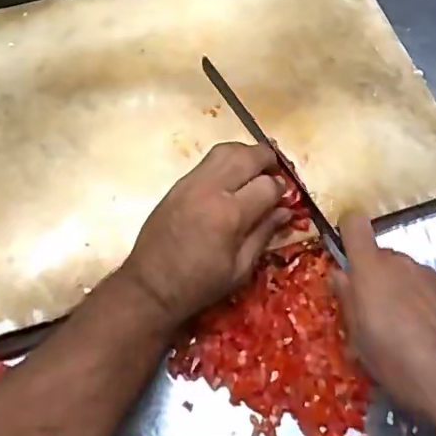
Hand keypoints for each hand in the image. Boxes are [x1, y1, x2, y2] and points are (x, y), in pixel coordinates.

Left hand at [118, 143, 291, 329]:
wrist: (150, 285)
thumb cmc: (199, 284)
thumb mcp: (240, 269)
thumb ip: (264, 233)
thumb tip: (286, 210)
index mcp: (229, 215)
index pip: (266, 185)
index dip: (281, 189)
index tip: (284, 197)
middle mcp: (211, 189)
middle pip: (247, 156)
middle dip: (268, 160)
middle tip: (277, 173)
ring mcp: (191, 182)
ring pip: (225, 150)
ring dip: (246, 153)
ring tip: (256, 169)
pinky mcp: (179, 182)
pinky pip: (208, 160)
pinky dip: (227, 160)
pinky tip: (233, 177)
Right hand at [331, 215, 435, 431]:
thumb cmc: (402, 363)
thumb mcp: (361, 341)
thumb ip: (348, 301)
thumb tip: (341, 275)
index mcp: (372, 268)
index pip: (353, 224)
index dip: (347, 233)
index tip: (345, 257)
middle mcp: (401, 262)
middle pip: (379, 257)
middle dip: (373, 279)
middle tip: (372, 317)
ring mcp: (430, 275)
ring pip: (403, 275)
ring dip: (398, 294)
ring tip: (403, 335)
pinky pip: (425, 289)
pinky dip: (421, 305)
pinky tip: (428, 340)